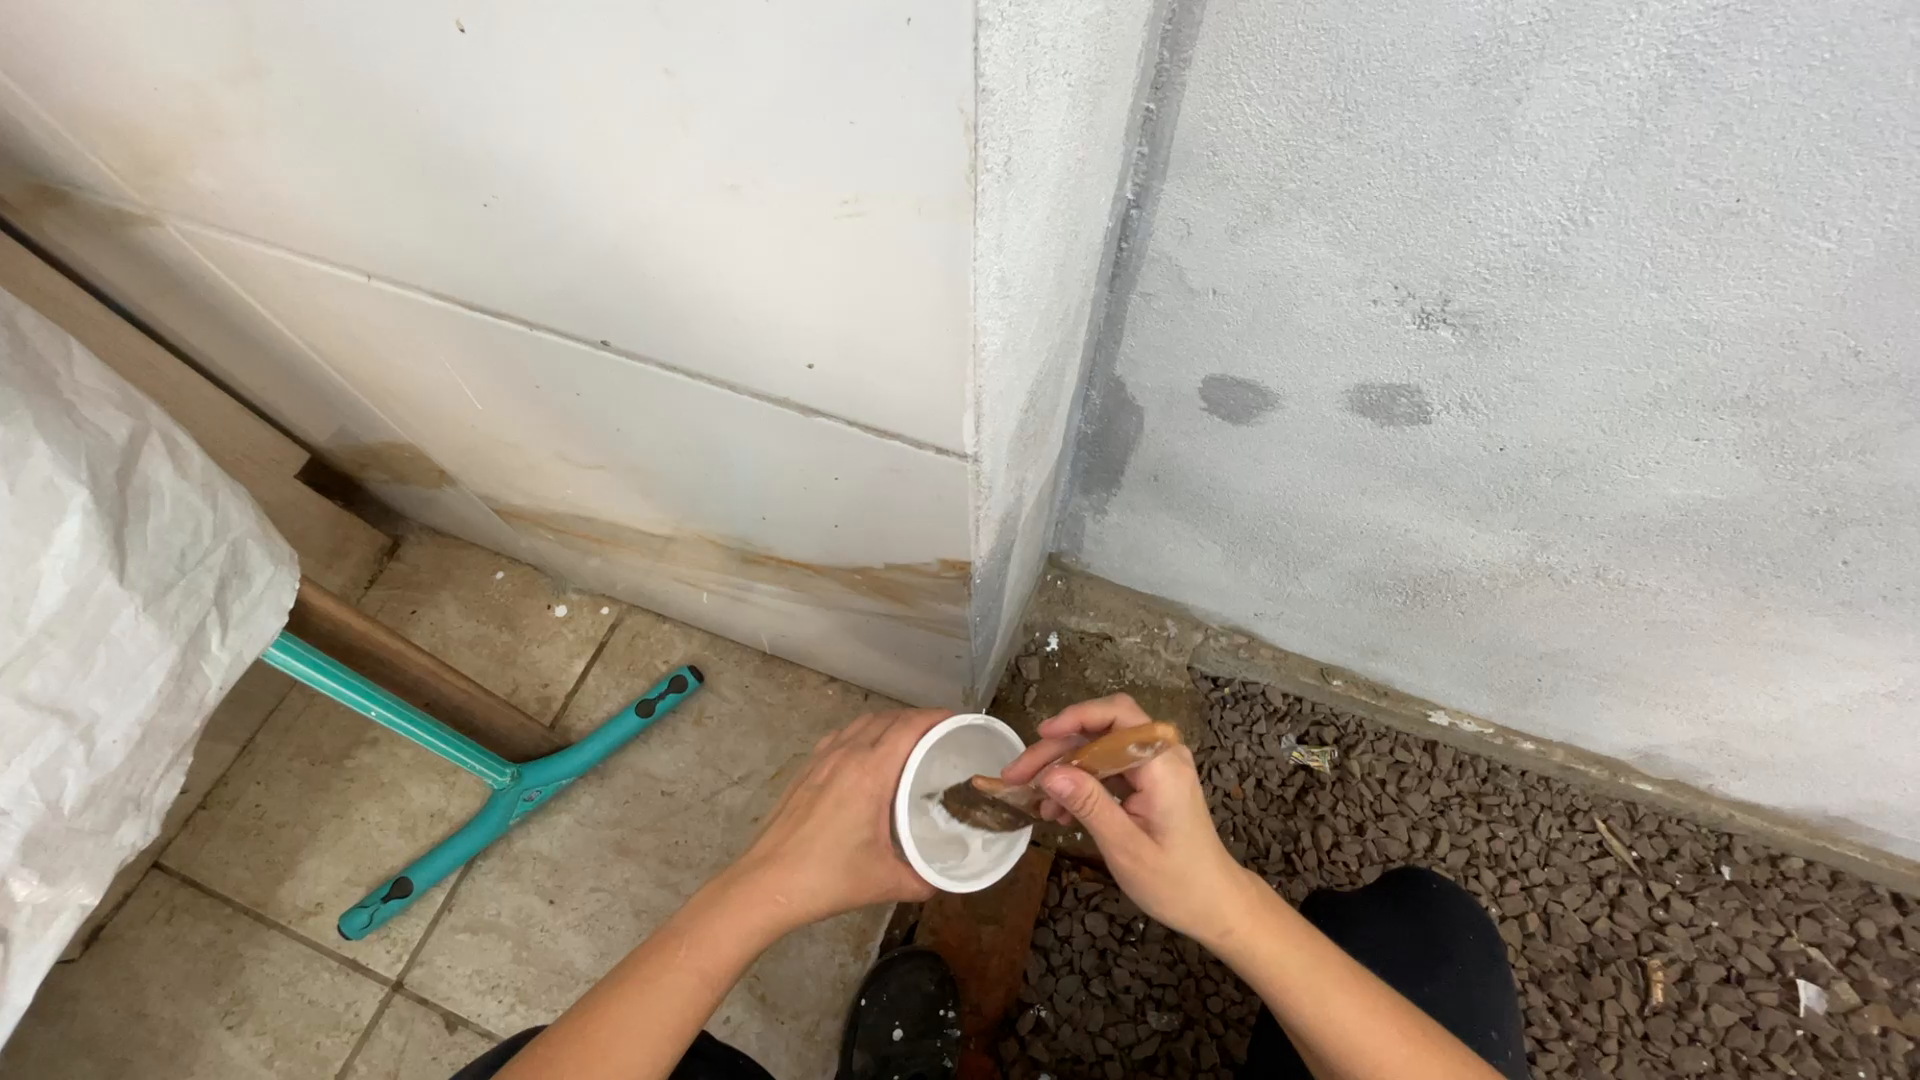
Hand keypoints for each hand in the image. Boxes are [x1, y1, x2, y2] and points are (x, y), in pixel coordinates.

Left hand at [725, 708, 946, 932]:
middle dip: (917, 719)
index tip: (957, 721)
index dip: (935, 718)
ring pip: (862, 723)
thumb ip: (921, 879)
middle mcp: (846, 755)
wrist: (766, 884)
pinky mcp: (805, 769)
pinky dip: (862, 733)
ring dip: (888, 723)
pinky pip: (841, 736)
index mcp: (871, 772)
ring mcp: (821, 759)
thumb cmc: (827, 878)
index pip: (909, 727)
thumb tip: (942, 880)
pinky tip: (867, 754)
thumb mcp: (884, 882)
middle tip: (939, 734)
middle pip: (888, 719)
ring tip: (908, 740)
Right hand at [1000, 694, 1255, 944]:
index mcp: (1162, 765)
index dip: (1077, 717)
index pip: (1117, 716)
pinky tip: (1058, 807)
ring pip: (1099, 748)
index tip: (1041, 734)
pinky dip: (1080, 781)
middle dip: (1057, 749)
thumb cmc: (1176, 883)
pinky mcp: (1150, 780)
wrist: (1216, 905)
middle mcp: (1162, 755)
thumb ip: (1089, 805)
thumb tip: (1050, 774)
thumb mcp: (1126, 848)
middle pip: (1101, 731)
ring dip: (1063, 767)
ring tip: (1032, 797)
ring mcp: (1156, 766)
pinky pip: (1108, 767)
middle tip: (1018, 775)